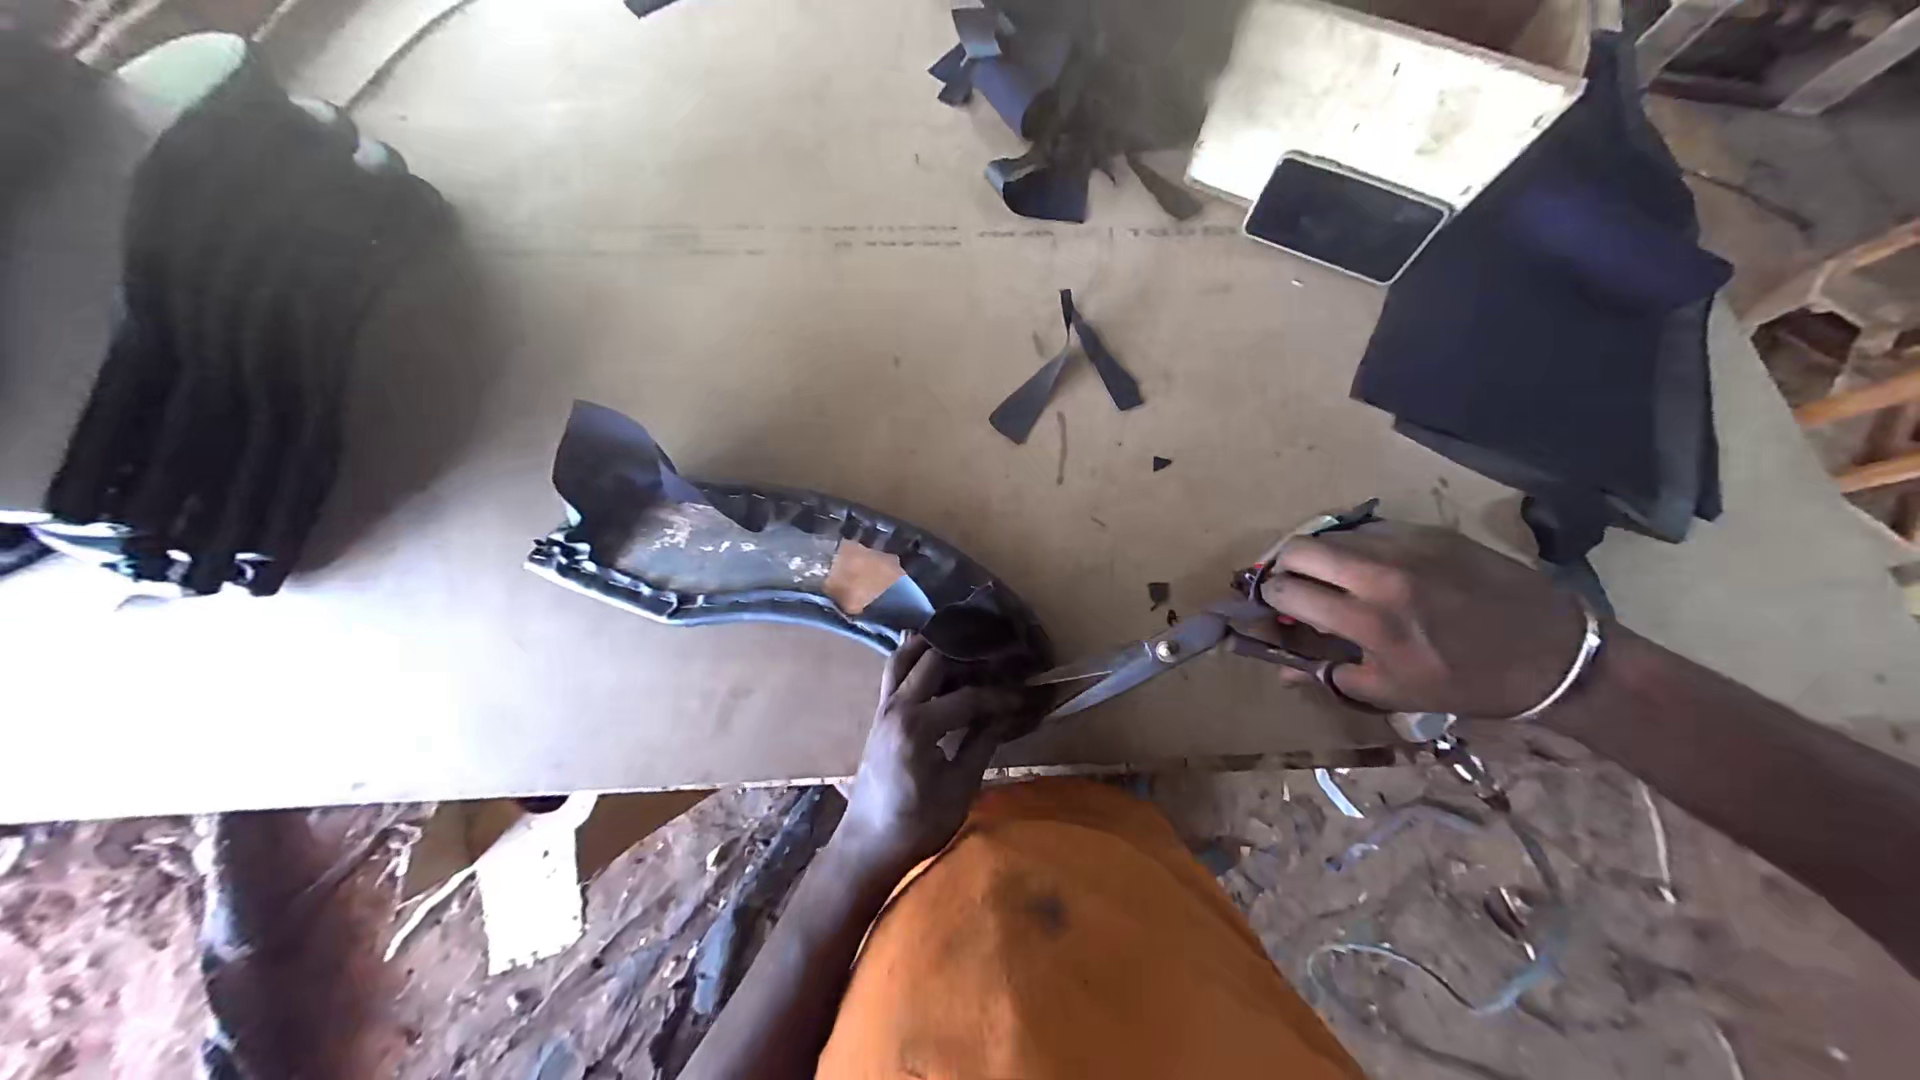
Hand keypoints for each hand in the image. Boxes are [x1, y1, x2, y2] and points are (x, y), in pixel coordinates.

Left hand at [831, 635, 1032, 880]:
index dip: (999, 696)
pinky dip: (913, 659)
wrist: (868, 846)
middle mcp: (896, 707)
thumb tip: (1008, 712)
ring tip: (963, 647)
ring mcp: (883, 707)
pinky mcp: (879, 714)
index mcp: (917, 726)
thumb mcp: (959, 787)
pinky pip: (893, 672)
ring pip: (903, 657)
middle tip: (995, 661)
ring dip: (932, 647)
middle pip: (933, 659)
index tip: (1023, 696)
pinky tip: (933, 660)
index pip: (967, 696)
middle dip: (967, 657)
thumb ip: (981, 743)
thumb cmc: (917, 824)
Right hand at [1260, 522, 1588, 717]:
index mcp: (1369, 621)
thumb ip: (1329, 675)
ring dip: (1320, 555)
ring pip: (1333, 534)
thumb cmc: (1468, 684)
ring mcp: (1408, 547)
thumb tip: (1281, 668)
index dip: (1269, 598)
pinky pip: (1372, 530)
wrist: (1557, 655)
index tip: (1271, 606)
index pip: (1287, 591)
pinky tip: (1371, 566)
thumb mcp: (1393, 693)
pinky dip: (1357, 546)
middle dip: (1282, 566)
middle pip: (1299, 548)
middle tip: (1292, 585)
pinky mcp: (1431, 533)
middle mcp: (1381, 575)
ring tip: (1330, 576)